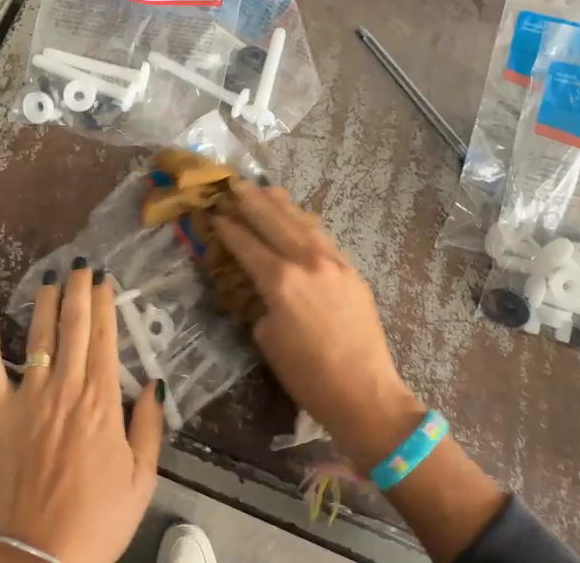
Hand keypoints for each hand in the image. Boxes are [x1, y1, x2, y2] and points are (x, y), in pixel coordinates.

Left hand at [0, 260, 165, 562]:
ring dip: (43, 303)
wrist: (46, 552)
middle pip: (72, 325)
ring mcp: (29, 397)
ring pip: (37, 337)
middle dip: (76, 289)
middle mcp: (65, 387)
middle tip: (78, 263)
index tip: (103, 277)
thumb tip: (155, 382)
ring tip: (48, 277)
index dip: (104, 301)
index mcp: (102, 399)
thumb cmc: (101, 516)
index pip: (104, 335)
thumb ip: (151, 425)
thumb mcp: (143, 476)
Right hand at [215, 185, 423, 468]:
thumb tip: (260, 286)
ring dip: (279, 204)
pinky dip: (304, 221)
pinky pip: (322, 235)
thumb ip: (260, 302)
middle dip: (250, 201)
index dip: (227, 227)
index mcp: (280, 280)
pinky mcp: (351, 270)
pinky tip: (297, 216)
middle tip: (232, 186)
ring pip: (301, 220)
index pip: (246, 243)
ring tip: (263, 190)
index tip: (213, 212)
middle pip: (273, 219)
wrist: (366, 394)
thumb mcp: (267, 339)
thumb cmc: (308, 376)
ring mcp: (333, 262)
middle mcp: (306, 261)